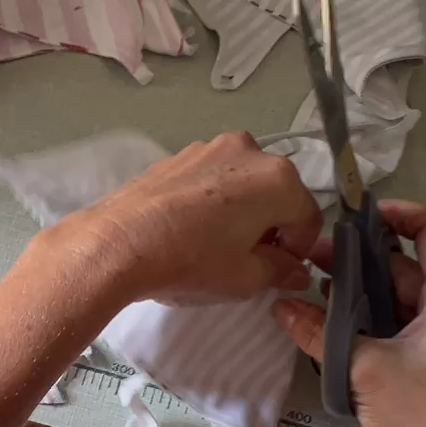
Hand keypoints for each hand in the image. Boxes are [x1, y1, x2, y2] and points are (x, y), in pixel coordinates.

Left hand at [55, 132, 321, 304]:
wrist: (118, 243)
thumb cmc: (191, 262)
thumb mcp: (244, 279)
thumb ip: (280, 271)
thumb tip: (295, 270)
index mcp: (278, 179)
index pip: (308, 217)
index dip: (299, 249)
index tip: (280, 270)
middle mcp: (249, 150)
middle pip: (275, 194)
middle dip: (270, 227)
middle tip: (246, 260)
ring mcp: (209, 147)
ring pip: (240, 183)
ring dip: (239, 212)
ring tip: (212, 245)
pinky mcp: (176, 155)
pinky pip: (209, 180)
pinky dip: (210, 202)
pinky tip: (187, 230)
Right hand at [272, 199, 425, 426]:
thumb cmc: (418, 416)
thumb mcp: (362, 367)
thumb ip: (320, 331)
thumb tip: (280, 305)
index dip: (398, 211)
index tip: (353, 215)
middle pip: (410, 260)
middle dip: (361, 253)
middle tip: (311, 253)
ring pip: (400, 290)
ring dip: (360, 283)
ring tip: (311, 279)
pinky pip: (398, 316)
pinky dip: (367, 310)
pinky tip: (328, 313)